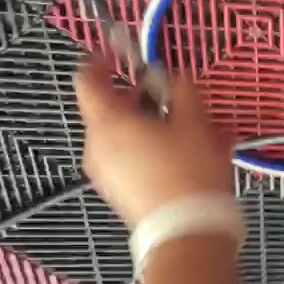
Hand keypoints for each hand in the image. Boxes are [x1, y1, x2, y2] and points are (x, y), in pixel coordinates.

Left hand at [74, 58, 235, 228]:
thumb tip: (178, 76)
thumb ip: (183, 91)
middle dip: (140, 98)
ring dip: (151, 126)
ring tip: (188, 130)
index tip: (116, 53)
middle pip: (110, 109)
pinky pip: (132, 159)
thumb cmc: (189, 178)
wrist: (188, 231)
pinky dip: (152, 150)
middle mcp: (98, 146)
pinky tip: (185, 155)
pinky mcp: (120, 191)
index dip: (102, 59)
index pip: (87, 78)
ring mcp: (107, 172)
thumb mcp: (196, 124)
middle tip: (168, 95)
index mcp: (109, 122)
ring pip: (124, 136)